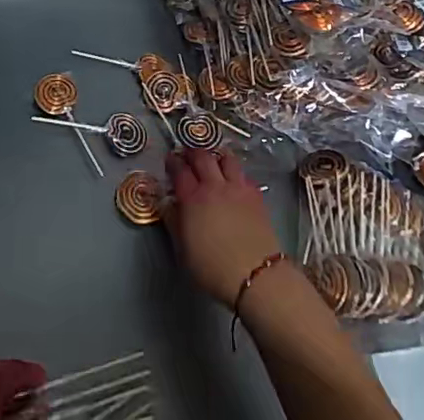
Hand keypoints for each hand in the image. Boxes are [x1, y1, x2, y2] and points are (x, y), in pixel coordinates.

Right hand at [164, 148, 282, 304]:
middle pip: (203, 158)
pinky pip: (242, 173)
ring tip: (213, 159)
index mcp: (193, 199)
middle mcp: (215, 186)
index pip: (180, 172)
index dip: (173, 163)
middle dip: (193, 152)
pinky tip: (233, 178)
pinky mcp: (255, 193)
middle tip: (188, 153)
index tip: (170, 159)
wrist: (252, 271)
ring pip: (226, 159)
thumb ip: (174, 222)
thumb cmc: (211, 267)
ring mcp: (237, 187)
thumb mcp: (183, 250)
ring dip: (216, 156)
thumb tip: (168, 205)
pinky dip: (234, 171)